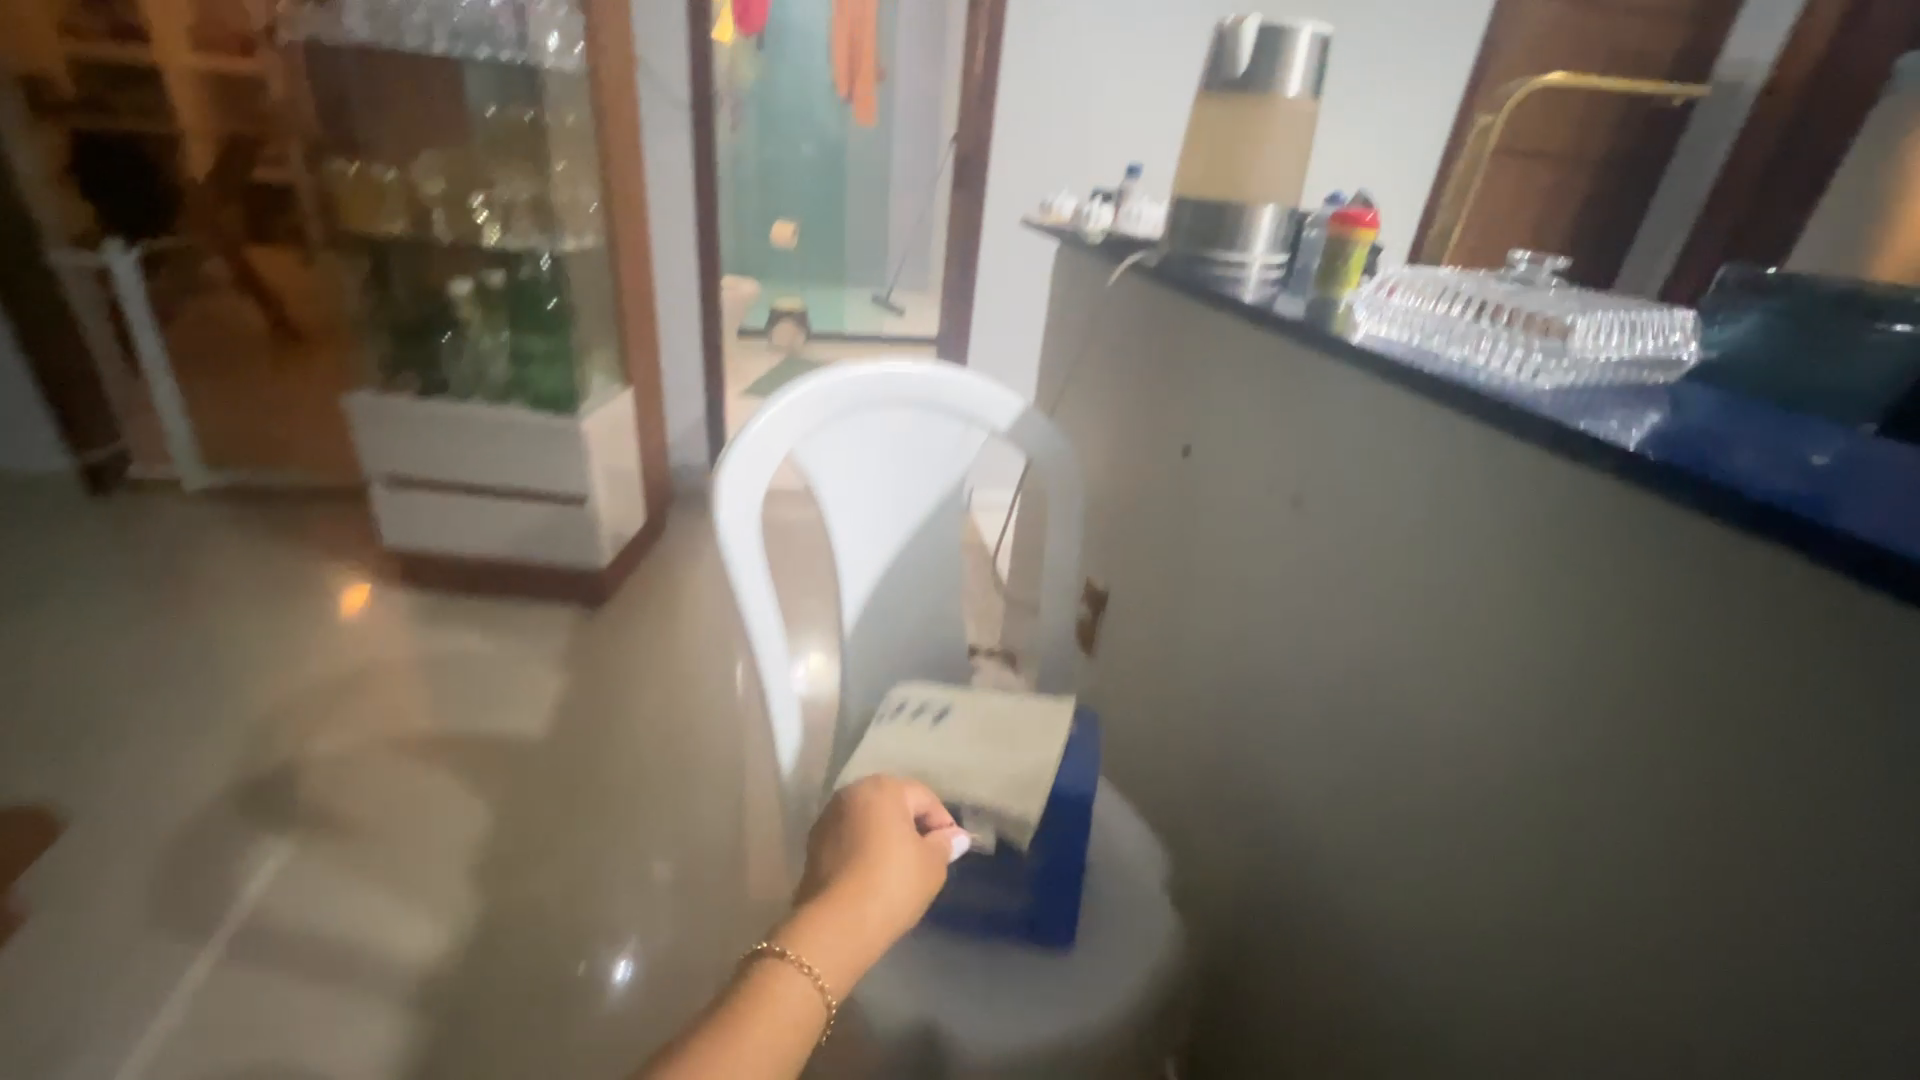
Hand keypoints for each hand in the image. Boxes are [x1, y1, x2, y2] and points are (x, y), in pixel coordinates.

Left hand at [774, 776, 969, 989]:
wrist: (837, 925)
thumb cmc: (893, 884)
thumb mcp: (932, 865)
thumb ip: (945, 844)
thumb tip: (956, 836)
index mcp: (883, 788)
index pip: (924, 797)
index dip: (943, 823)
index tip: (951, 851)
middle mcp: (851, 793)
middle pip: (893, 803)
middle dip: (912, 826)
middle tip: (928, 857)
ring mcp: (828, 818)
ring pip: (868, 820)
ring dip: (885, 837)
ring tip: (900, 869)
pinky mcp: (813, 845)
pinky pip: (849, 839)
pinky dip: (864, 850)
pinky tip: (873, 876)